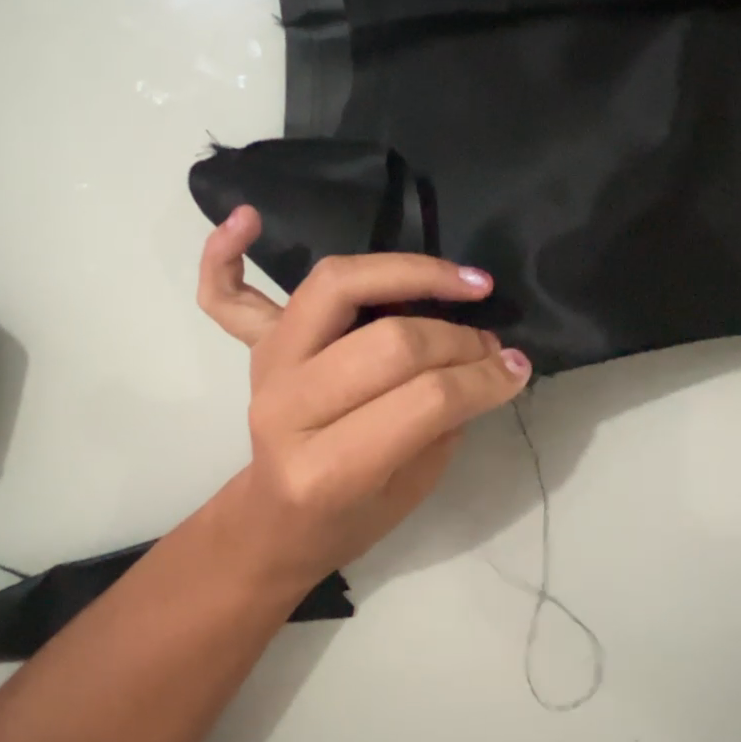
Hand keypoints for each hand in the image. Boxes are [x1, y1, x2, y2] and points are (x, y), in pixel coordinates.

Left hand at [194, 206, 530, 589]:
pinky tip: (248, 217)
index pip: (423, 401)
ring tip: (460, 281)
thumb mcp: (414, 486)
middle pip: (387, 342)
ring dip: (407, 273)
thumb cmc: (350, 518)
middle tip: (490, 345)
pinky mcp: (255, 349)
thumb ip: (448, 417)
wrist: (278, 524)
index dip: (482, 379)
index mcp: (325, 468)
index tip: (517, 370)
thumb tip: (495, 358)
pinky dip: (224, 255)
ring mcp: (266, 369)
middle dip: (457, 338)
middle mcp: (286, 408)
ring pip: (336, 287)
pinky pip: (226, 297)